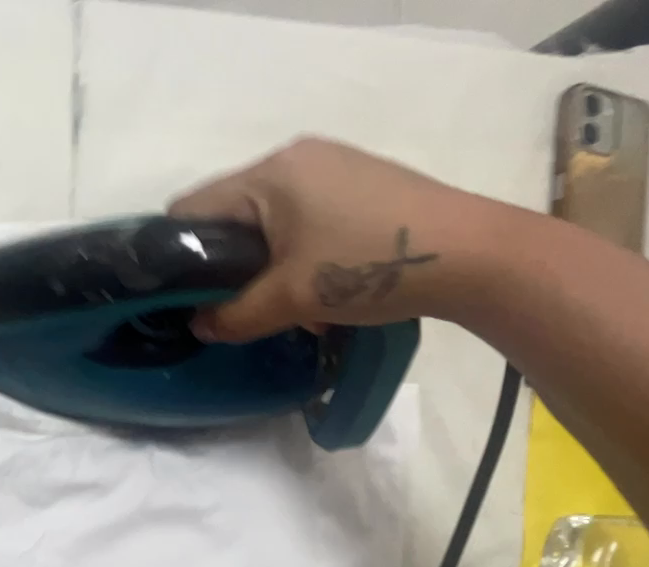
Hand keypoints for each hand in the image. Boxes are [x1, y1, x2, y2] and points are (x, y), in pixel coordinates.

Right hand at [169, 138, 493, 341]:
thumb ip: (234, 316)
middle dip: (221, 262)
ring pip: (264, 218)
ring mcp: (330, 167)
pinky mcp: (357, 184)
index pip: (191, 209)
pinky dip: (291, 250)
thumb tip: (199, 326)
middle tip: (230, 305)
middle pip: (228, 212)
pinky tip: (312, 283)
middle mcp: (295, 158)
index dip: (175, 255)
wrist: (473, 256)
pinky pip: (299, 216)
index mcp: (270, 173)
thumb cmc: (369, 268)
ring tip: (277, 301)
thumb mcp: (291, 299)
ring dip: (259, 261)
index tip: (180, 297)